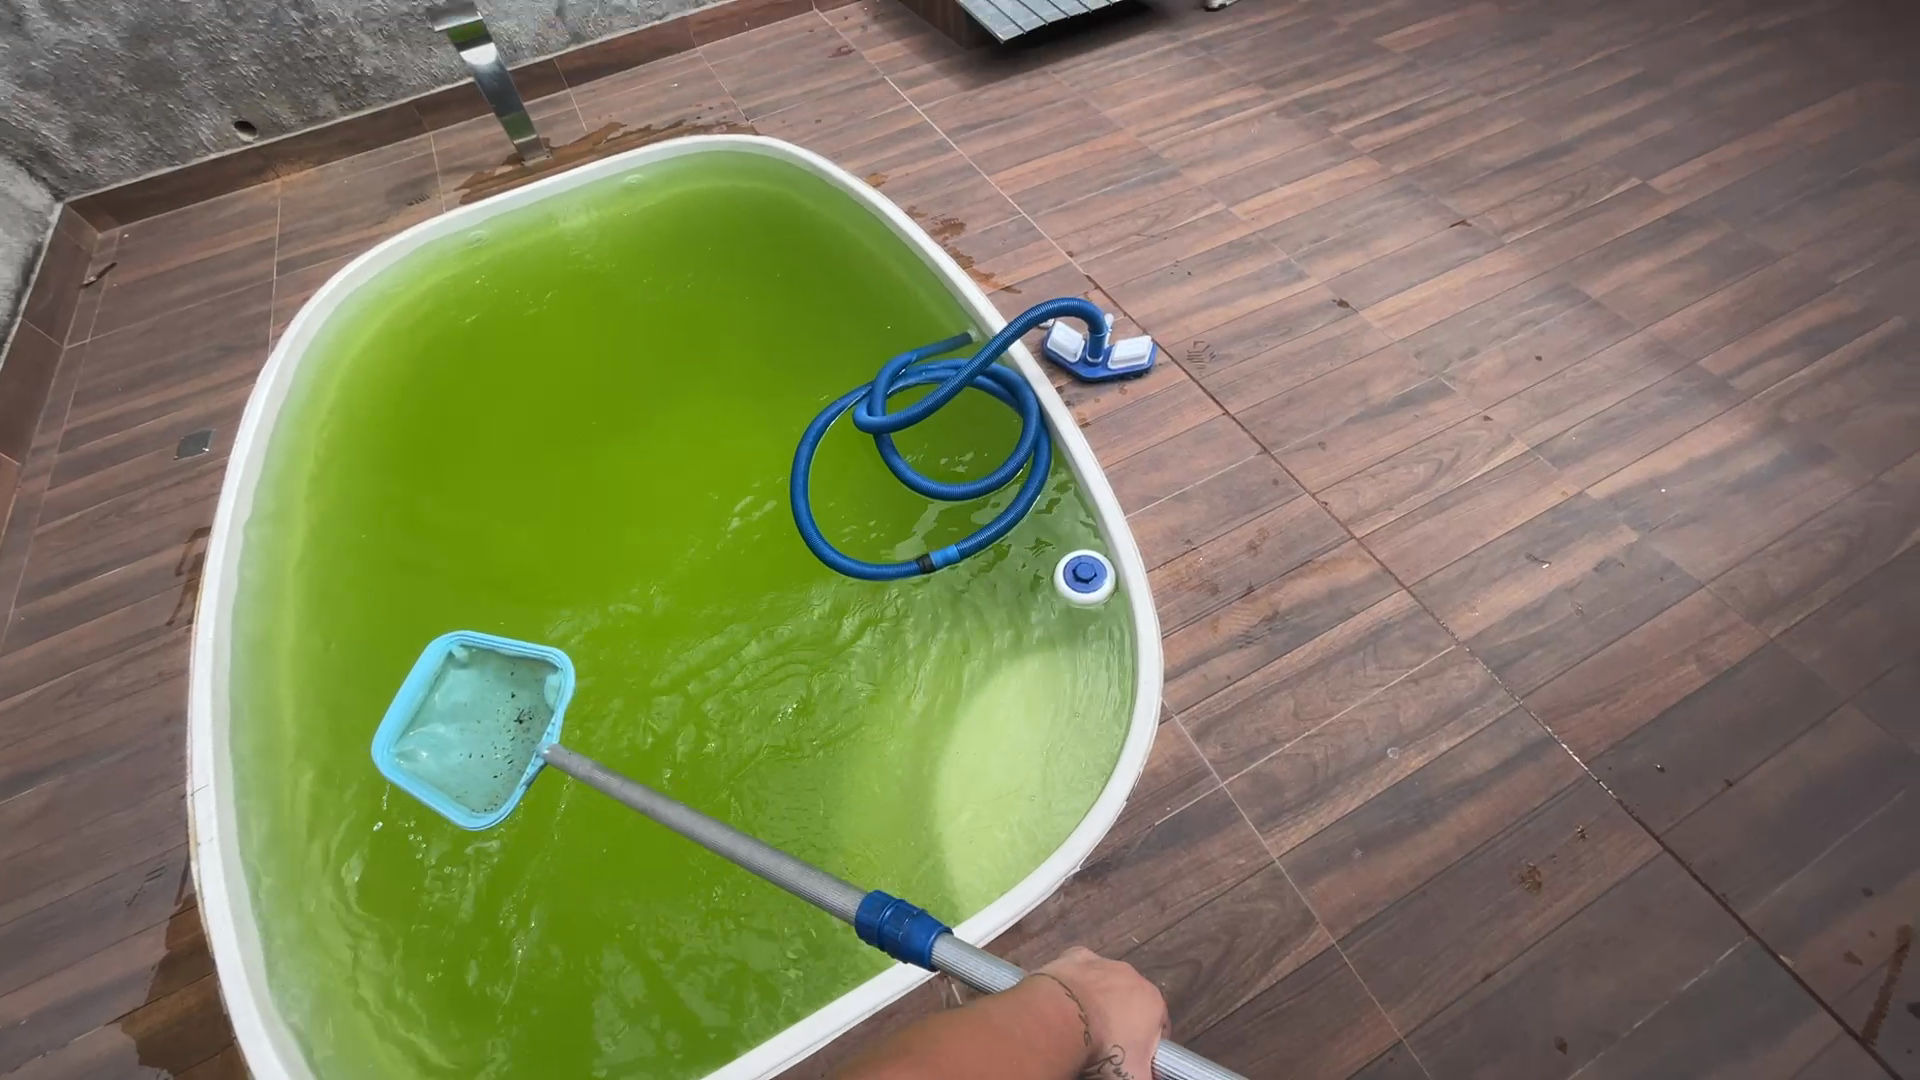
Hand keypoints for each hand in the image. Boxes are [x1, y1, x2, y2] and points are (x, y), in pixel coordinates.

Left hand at [1033, 947, 1166, 1079]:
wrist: (1063, 1017)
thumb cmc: (1106, 1048)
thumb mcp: (1135, 1077)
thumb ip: (1148, 1077)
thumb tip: (1146, 1076)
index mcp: (1153, 1001)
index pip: (1159, 1026)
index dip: (1148, 1046)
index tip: (1134, 1060)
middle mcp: (1131, 974)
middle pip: (1131, 1002)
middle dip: (1122, 1021)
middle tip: (1107, 1045)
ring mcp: (1102, 962)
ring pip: (1105, 984)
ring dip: (1099, 1001)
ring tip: (1083, 1027)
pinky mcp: (1075, 955)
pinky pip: (1080, 972)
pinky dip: (1076, 985)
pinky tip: (1067, 1004)